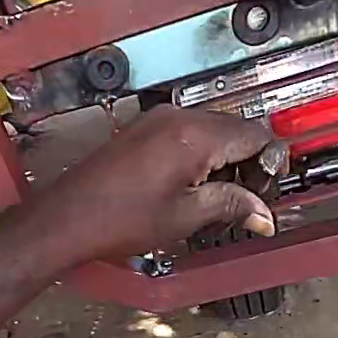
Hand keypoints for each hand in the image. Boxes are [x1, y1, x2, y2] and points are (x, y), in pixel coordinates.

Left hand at [19, 105, 279, 265]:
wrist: (67, 218)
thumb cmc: (115, 218)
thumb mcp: (185, 217)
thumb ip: (230, 206)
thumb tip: (261, 212)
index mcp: (193, 136)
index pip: (254, 133)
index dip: (270, 161)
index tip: (269, 186)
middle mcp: (176, 118)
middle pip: (235, 127)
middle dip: (248, 159)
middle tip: (248, 196)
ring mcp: (156, 121)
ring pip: (212, 128)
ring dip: (224, 157)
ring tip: (219, 195)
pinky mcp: (143, 130)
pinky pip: (186, 131)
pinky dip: (200, 153)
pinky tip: (193, 183)